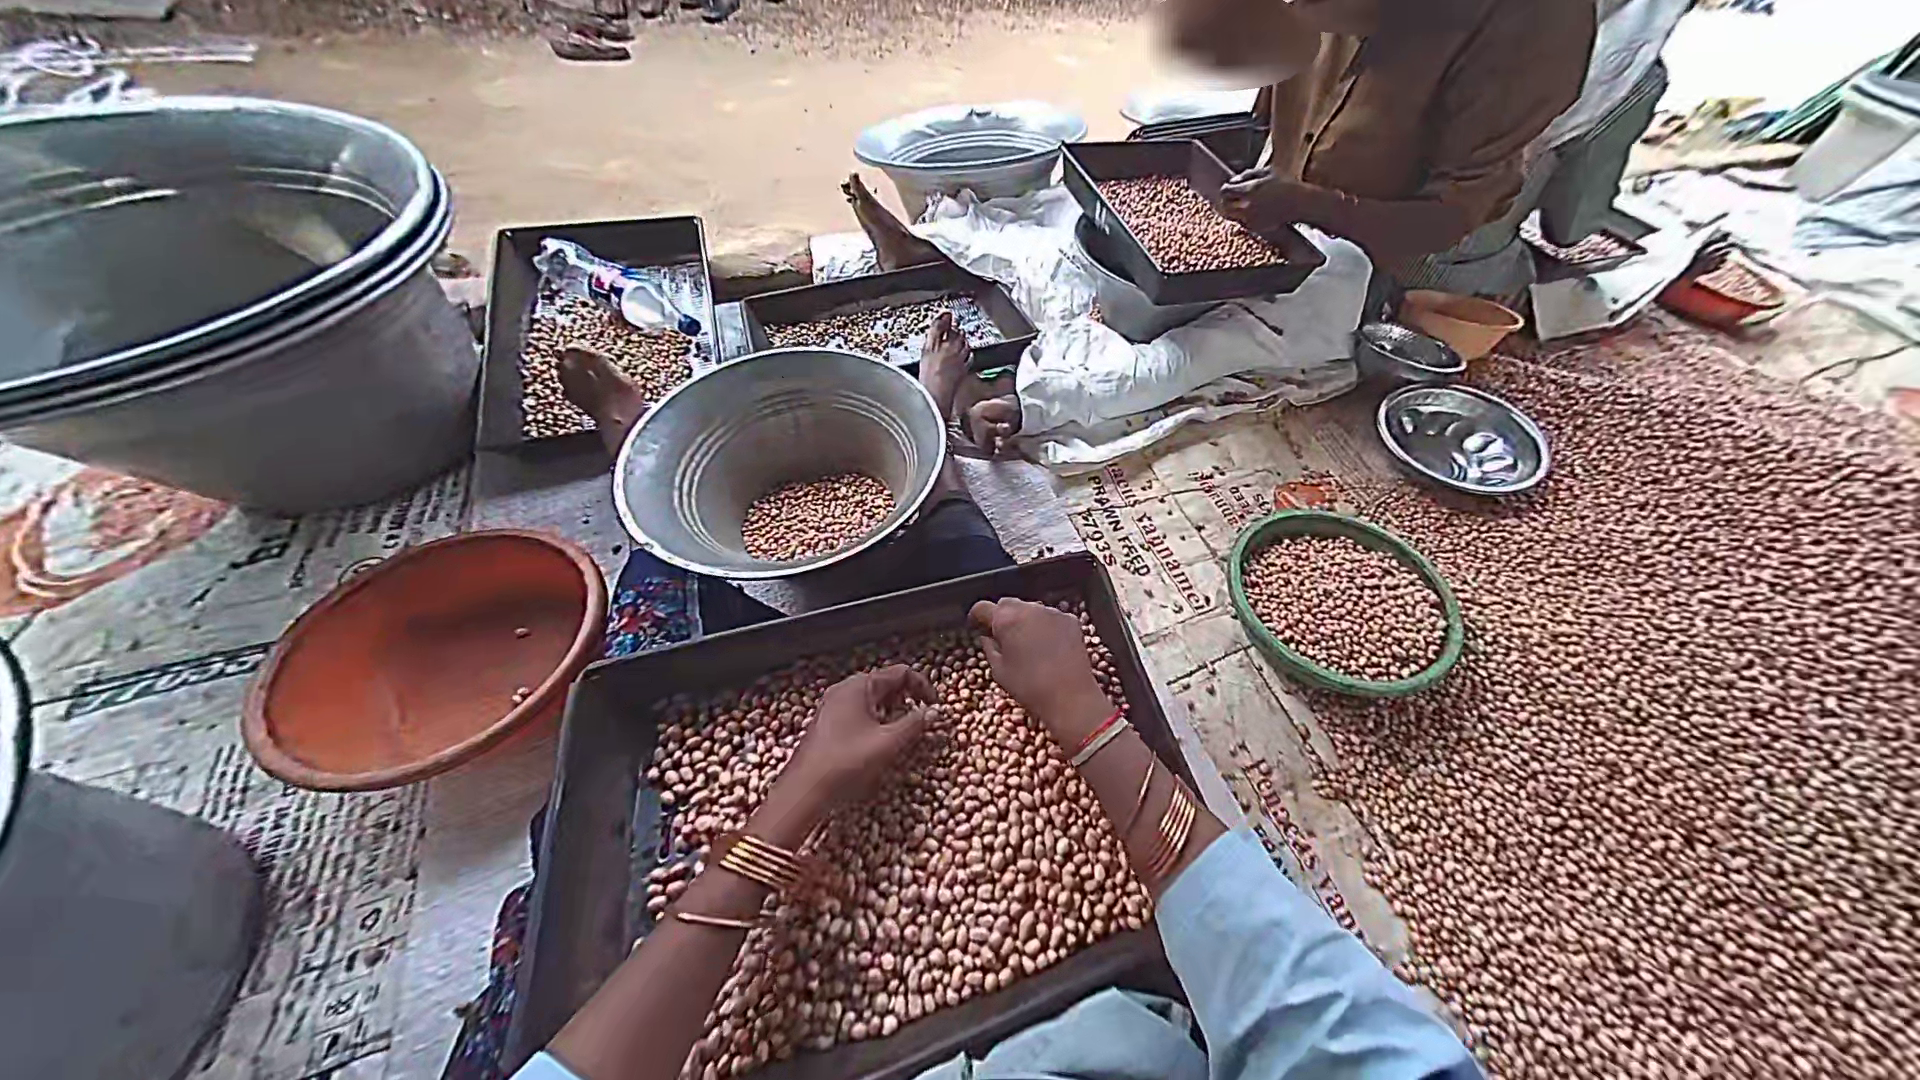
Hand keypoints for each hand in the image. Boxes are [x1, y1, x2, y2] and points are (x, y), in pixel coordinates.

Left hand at [766, 666, 935, 828]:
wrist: (804, 791)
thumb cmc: (846, 761)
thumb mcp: (888, 742)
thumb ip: (915, 723)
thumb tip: (934, 711)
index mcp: (859, 685)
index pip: (901, 673)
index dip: (923, 687)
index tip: (936, 708)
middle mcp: (845, 689)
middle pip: (886, 684)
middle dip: (909, 699)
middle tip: (921, 721)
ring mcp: (834, 705)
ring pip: (874, 700)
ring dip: (894, 712)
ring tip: (903, 734)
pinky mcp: (829, 723)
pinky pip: (861, 712)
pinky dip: (877, 721)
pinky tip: (880, 742)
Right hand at [968, 598, 1110, 749]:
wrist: (1070, 697)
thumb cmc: (1029, 687)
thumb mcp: (999, 671)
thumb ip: (989, 648)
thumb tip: (987, 637)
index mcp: (1006, 620)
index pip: (983, 607)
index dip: (976, 615)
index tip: (975, 624)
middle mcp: (1029, 609)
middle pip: (1007, 604)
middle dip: (1001, 616)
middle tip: (1001, 635)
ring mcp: (1052, 612)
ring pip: (1030, 608)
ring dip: (1023, 619)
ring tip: (1025, 642)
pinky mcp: (1070, 620)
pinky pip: (1050, 616)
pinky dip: (1044, 625)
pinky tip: (1046, 645)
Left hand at [1219, 168, 1313, 239]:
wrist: (1298, 203)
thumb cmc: (1285, 185)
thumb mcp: (1267, 172)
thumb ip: (1247, 174)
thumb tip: (1232, 180)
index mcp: (1249, 190)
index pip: (1225, 191)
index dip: (1225, 189)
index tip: (1228, 188)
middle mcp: (1246, 206)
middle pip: (1224, 206)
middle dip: (1226, 201)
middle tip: (1232, 198)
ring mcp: (1249, 218)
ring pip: (1232, 216)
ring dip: (1234, 210)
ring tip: (1246, 204)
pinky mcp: (1253, 228)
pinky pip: (1242, 223)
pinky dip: (1245, 217)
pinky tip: (1256, 211)